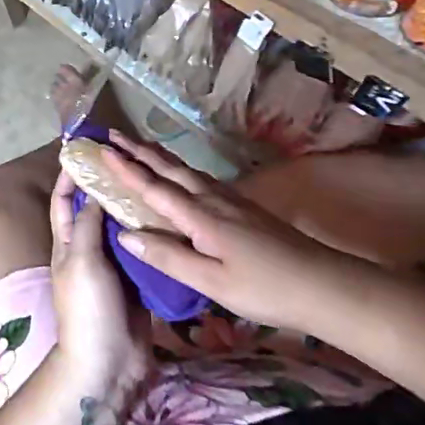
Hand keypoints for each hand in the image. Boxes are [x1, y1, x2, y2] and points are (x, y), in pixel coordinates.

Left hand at [50, 164, 150, 399]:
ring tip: (156, 183)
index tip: (86, 150)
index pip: (63, 199)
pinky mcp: (136, 281)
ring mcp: (113, 266)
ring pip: (122, 227)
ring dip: (133, 208)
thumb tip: (96, 189)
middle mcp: (89, 250)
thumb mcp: (82, 260)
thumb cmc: (87, 308)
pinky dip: (153, 234)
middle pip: (96, 209)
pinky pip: (144, 251)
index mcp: (68, 243)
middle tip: (133, 161)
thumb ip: (88, 224)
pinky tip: (171, 219)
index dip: (70, 175)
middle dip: (108, 186)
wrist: (108, 365)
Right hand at [103, 130, 358, 330]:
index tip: (102, 148)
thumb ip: (168, 256)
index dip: (126, 168)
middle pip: (169, 169)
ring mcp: (231, 200)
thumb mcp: (211, 282)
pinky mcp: (244, 207)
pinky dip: (180, 169)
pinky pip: (201, 179)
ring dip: (159, 156)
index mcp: (200, 217)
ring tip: (140, 146)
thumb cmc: (264, 289)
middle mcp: (212, 200)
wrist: (322, 284)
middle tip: (113, 135)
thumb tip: (125, 233)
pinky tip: (183, 175)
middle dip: (139, 151)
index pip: (154, 187)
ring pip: (186, 170)